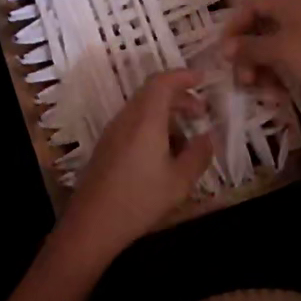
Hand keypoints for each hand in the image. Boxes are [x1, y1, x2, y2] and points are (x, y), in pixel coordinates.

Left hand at [57, 70, 215, 256]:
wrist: (92, 225)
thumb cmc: (140, 200)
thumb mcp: (180, 181)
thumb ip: (199, 154)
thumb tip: (208, 137)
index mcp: (145, 120)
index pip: (163, 82)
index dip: (184, 75)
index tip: (203, 79)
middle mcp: (126, 120)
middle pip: (152, 94)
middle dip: (180, 97)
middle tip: (201, 113)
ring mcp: (112, 133)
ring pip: (143, 111)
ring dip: (167, 115)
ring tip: (186, 140)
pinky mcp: (106, 148)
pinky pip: (133, 125)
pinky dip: (153, 128)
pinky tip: (164, 155)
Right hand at [222, 0, 300, 123]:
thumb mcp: (281, 50)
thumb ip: (249, 47)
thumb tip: (224, 47)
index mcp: (294, 2)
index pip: (253, 4)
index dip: (234, 26)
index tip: (222, 52)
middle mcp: (300, 17)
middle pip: (260, 29)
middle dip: (246, 54)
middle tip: (242, 78)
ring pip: (271, 51)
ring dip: (259, 69)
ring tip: (257, 89)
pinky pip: (286, 66)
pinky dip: (276, 78)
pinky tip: (276, 95)